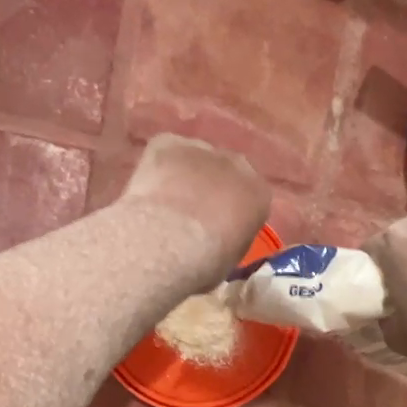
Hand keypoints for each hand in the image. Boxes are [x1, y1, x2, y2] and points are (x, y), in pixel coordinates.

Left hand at [119, 135, 270, 277]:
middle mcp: (237, 164)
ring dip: (184, 176)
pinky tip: (148, 190)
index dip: (232, 214)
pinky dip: (158, 167)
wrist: (168, 241)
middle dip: (210, 190)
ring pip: (195, 159)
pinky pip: (165, 151)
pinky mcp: (168, 142)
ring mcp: (202, 148)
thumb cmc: (204, 264)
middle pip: (225, 173)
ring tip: (165, 205)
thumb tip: (220, 239)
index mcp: (258, 195)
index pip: (250, 199)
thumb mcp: (229, 261)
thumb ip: (231, 240)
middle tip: (190, 217)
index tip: (217, 230)